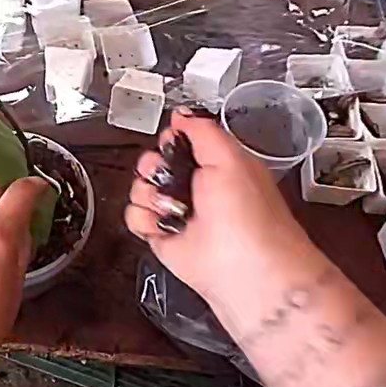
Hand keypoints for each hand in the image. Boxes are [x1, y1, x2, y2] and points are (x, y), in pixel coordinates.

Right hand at [126, 111, 324, 312]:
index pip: (178, 141)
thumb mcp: (231, 158)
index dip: (170, 140)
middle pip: (152, 163)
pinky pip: (135, 217)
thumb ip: (203, 132)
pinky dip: (143, 219)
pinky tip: (164, 224)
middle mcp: (195, 188)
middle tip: (166, 177)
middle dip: (152, 166)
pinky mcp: (162, 236)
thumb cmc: (250, 217)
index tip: (172, 145)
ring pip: (139, 189)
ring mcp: (177, 213)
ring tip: (171, 208)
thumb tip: (181, 116)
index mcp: (215, 164)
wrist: (246, 270)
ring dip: (148, 194)